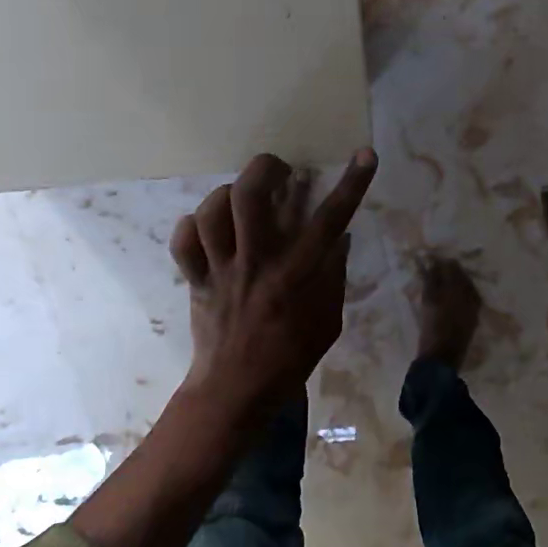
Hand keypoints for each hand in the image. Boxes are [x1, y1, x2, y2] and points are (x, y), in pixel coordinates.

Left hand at [170, 149, 377, 421]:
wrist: (236, 392)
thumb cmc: (290, 359)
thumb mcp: (329, 322)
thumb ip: (334, 276)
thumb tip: (340, 238)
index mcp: (297, 274)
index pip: (330, 219)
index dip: (352, 183)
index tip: (364, 154)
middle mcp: (257, 262)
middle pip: (250, 196)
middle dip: (265, 169)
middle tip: (279, 171)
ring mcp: (221, 270)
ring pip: (212, 212)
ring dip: (227, 194)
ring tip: (240, 198)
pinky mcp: (196, 281)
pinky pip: (183, 242)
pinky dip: (192, 227)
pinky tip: (207, 229)